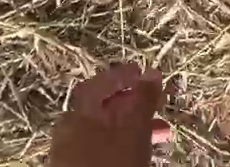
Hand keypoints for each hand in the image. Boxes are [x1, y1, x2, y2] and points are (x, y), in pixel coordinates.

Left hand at [49, 62, 170, 166]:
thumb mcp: (135, 130)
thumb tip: (152, 72)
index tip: (144, 74)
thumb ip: (144, 98)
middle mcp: (69, 132)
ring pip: (106, 129)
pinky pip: (101, 148)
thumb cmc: (112, 164)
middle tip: (157, 103)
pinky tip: (141, 150)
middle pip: (103, 107)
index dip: (122, 76)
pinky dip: (122, 143)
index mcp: (78, 116)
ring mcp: (70, 154)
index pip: (98, 84)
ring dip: (134, 124)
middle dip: (134, 102)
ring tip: (161, 131)